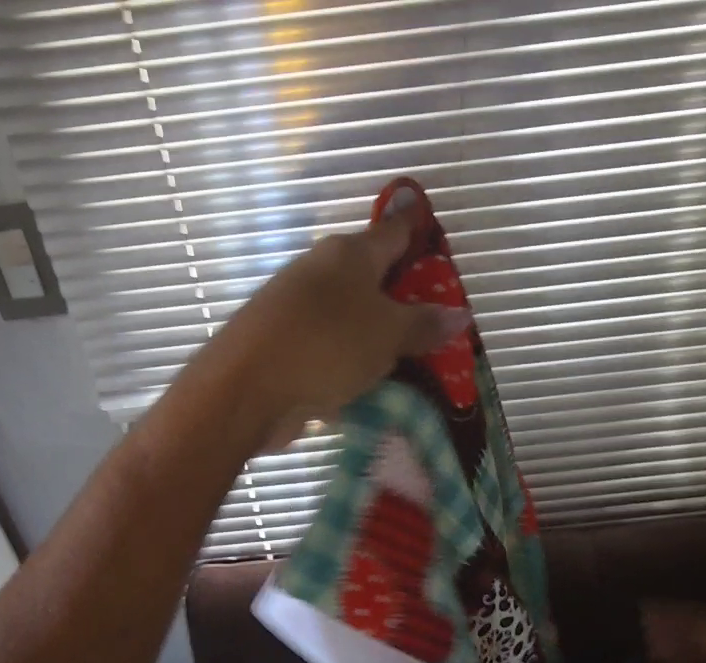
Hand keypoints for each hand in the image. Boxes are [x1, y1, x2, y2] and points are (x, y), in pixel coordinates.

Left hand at [203, 202, 471, 446]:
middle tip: (440, 325)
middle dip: (405, 298)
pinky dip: (353, 364)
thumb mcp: (387, 334)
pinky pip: (332, 350)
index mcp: (348, 253)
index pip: (395, 231)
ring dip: (379, 337)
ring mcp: (298, 310)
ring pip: (352, 318)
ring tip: (414, 364)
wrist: (245, 389)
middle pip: (373, 278)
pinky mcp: (284, 346)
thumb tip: (460, 314)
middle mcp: (320, 272)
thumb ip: (424, 324)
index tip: (440, 241)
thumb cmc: (325, 345)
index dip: (420, 232)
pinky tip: (372, 386)